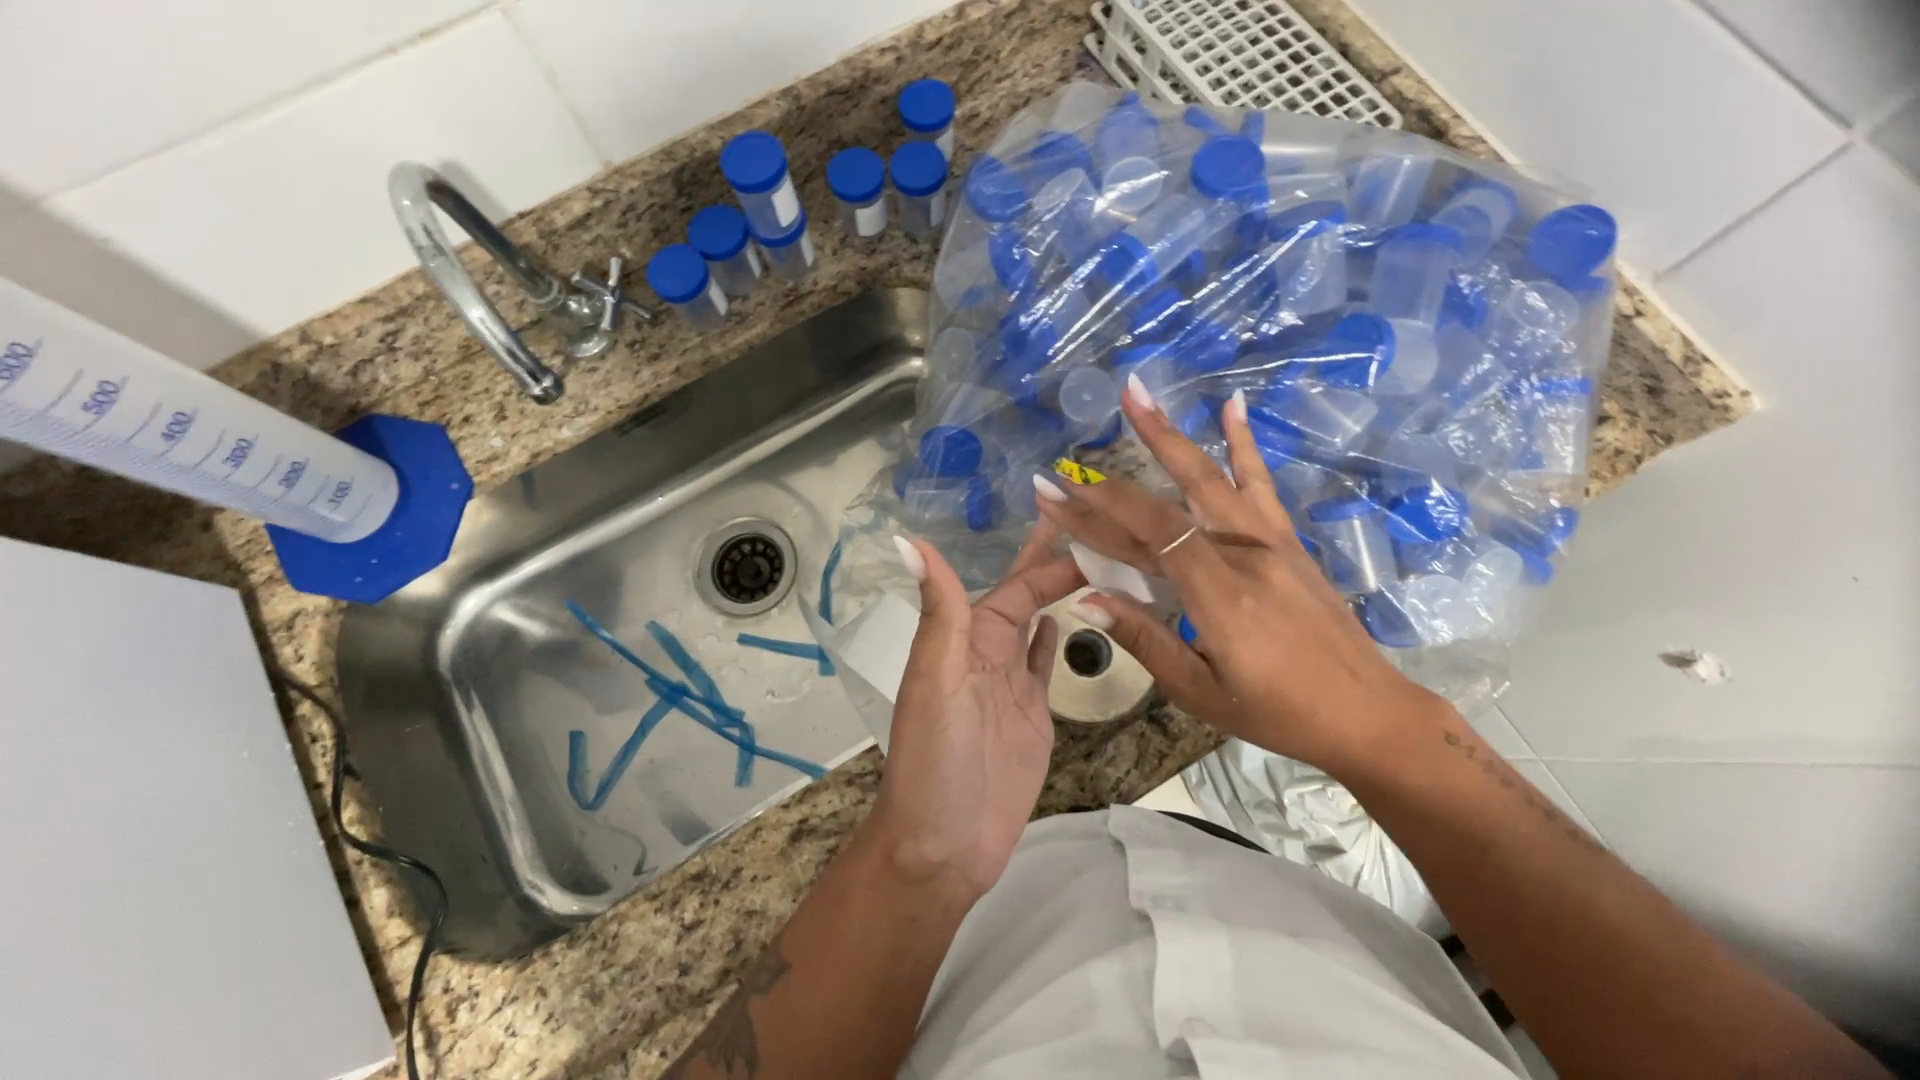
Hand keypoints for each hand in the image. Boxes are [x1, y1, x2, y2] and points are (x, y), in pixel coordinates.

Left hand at [869, 521, 1084, 896]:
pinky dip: (1057, 639)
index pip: (1012, 584)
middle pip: (1028, 597)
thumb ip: (938, 611)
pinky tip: (1072, 618)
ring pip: (1040, 625)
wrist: (942, 845)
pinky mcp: (1033, 719)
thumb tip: (908, 538)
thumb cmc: (935, 760)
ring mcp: (1012, 688)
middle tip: (1110, 532)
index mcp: (964, 641)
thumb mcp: (935, 679)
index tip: (1082, 516)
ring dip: (1064, 594)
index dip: (1043, 553)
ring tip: (1103, 563)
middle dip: (1059, 564)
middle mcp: (988, 656)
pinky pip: (1045, 666)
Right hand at [1033, 380, 1444, 778]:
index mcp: (1219, 596)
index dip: (1094, 514)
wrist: (1366, 711)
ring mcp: (1271, 541)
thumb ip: (1145, 640)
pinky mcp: (1288, 541)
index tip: (1050, 495)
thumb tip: (1086, 598)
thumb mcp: (1203, 691)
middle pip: (1169, 501)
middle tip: (1066, 459)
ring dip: (1169, 436)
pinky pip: (1260, 484)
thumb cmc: (1279, 713)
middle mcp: (1245, 555)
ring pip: (1212, 478)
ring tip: (1137, 395)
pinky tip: (1233, 406)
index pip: (1146, 537)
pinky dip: (1243, 443)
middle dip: (1112, 480)